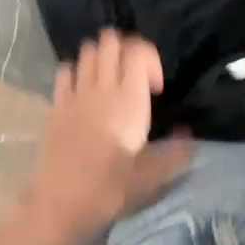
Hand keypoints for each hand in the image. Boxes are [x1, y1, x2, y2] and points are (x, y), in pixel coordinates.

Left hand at [23, 31, 191, 243]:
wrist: (60, 203)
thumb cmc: (109, 189)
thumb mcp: (150, 177)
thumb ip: (174, 154)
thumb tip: (188, 135)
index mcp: (128, 100)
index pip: (138, 51)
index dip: (150, 58)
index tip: (156, 87)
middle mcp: (101, 88)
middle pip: (110, 41)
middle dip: (126, 50)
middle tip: (134, 76)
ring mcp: (75, 93)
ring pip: (87, 50)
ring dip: (101, 56)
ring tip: (110, 80)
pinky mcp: (56, 104)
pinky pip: (66, 70)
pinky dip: (77, 71)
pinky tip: (84, 91)